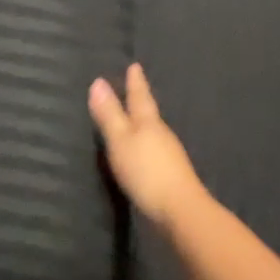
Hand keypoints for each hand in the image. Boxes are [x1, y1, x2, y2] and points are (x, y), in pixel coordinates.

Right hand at [89, 64, 208, 225]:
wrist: (181, 213)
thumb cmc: (146, 171)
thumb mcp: (120, 140)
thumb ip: (109, 114)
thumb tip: (98, 81)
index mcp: (148, 123)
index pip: (140, 97)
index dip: (136, 82)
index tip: (135, 66)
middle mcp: (161, 135)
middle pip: (149, 114)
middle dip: (140, 102)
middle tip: (132, 88)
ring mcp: (169, 156)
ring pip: (153, 132)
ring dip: (143, 124)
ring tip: (132, 119)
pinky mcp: (171, 176)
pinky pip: (154, 150)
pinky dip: (145, 145)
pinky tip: (141, 152)